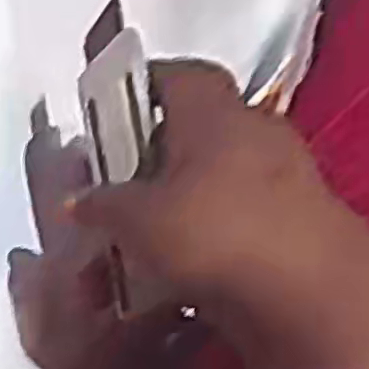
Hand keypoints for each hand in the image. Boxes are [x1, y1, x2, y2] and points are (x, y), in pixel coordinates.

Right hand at [71, 60, 366, 310]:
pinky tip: (140, 278)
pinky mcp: (267, 224)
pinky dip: (168, 245)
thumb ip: (100, 204)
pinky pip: (204, 224)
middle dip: (132, 171)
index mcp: (215, 121)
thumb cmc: (211, 234)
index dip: (142, 88)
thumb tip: (75, 201)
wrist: (294, 287)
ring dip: (145, 220)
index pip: (179, 81)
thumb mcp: (135, 219)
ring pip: (188, 190)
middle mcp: (246, 139)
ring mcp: (264, 182)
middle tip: (94, 197)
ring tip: (105, 259)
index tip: (105, 110)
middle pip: (179, 143)